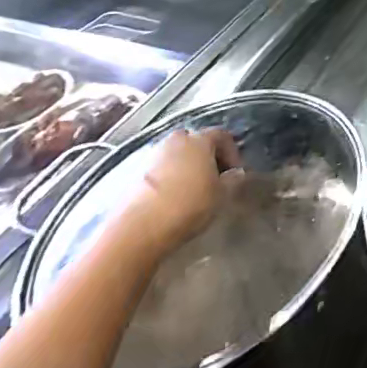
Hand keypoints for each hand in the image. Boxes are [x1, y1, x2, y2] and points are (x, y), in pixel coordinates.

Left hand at [115, 128, 241, 257]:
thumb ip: (232, 180)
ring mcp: (149, 157)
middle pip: (194, 141)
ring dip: (184, 166)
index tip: (236, 172)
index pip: (222, 135)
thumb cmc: (187, 207)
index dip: (232, 152)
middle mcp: (173, 141)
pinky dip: (166, 178)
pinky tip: (169, 198)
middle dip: (206, 156)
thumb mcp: (221, 195)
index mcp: (198, 140)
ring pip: (173, 155)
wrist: (135, 231)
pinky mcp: (130, 175)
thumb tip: (235, 174)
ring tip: (190, 189)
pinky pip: (157, 170)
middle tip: (213, 176)